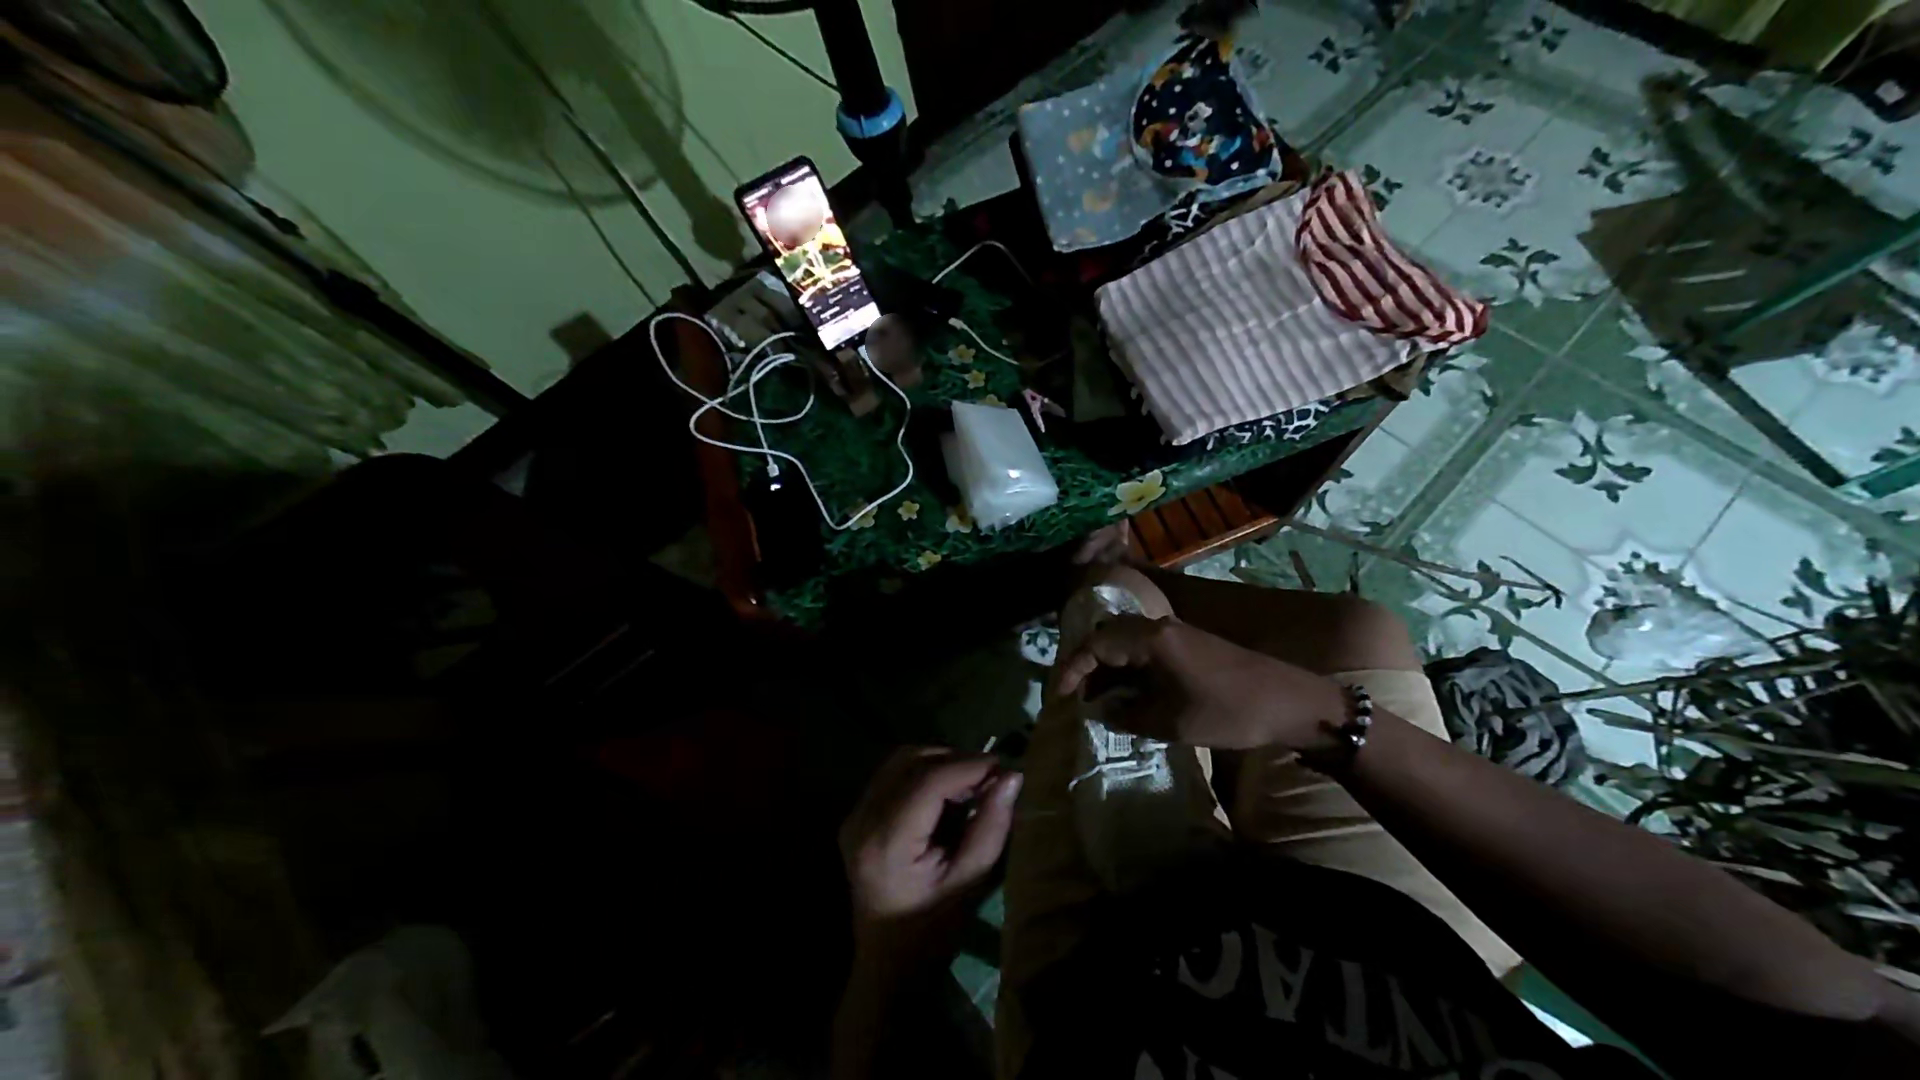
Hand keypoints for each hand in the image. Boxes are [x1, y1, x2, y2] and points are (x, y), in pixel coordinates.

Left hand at [838, 748, 1020, 964]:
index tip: (1003, 767)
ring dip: (939, 762)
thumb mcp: (970, 881)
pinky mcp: (856, 815)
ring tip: (970, 784)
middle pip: (911, 761)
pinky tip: (945, 793)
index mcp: (887, 841)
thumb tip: (1011, 776)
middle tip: (989, 777)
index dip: (968, 766)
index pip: (928, 780)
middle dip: (955, 760)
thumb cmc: (933, 929)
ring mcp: (854, 815)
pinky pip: (892, 775)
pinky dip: (923, 773)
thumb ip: (991, 826)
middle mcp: (862, 819)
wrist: (887, 961)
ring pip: (900, 761)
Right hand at [1052, 614, 1349, 750]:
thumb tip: (1104, 710)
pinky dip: (1130, 669)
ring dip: (1110, 668)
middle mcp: (1160, 627)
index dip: (1073, 669)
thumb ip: (1129, 716)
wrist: (1291, 702)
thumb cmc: (1229, 711)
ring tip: (1099, 700)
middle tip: (1077, 696)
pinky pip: (1146, 650)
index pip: (1096, 645)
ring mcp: (1177, 634)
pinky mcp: (1190, 644)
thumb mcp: (1172, 723)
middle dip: (1088, 665)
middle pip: (1108, 636)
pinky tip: (1131, 695)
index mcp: (1152, 640)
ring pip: (1127, 643)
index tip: (1059, 696)